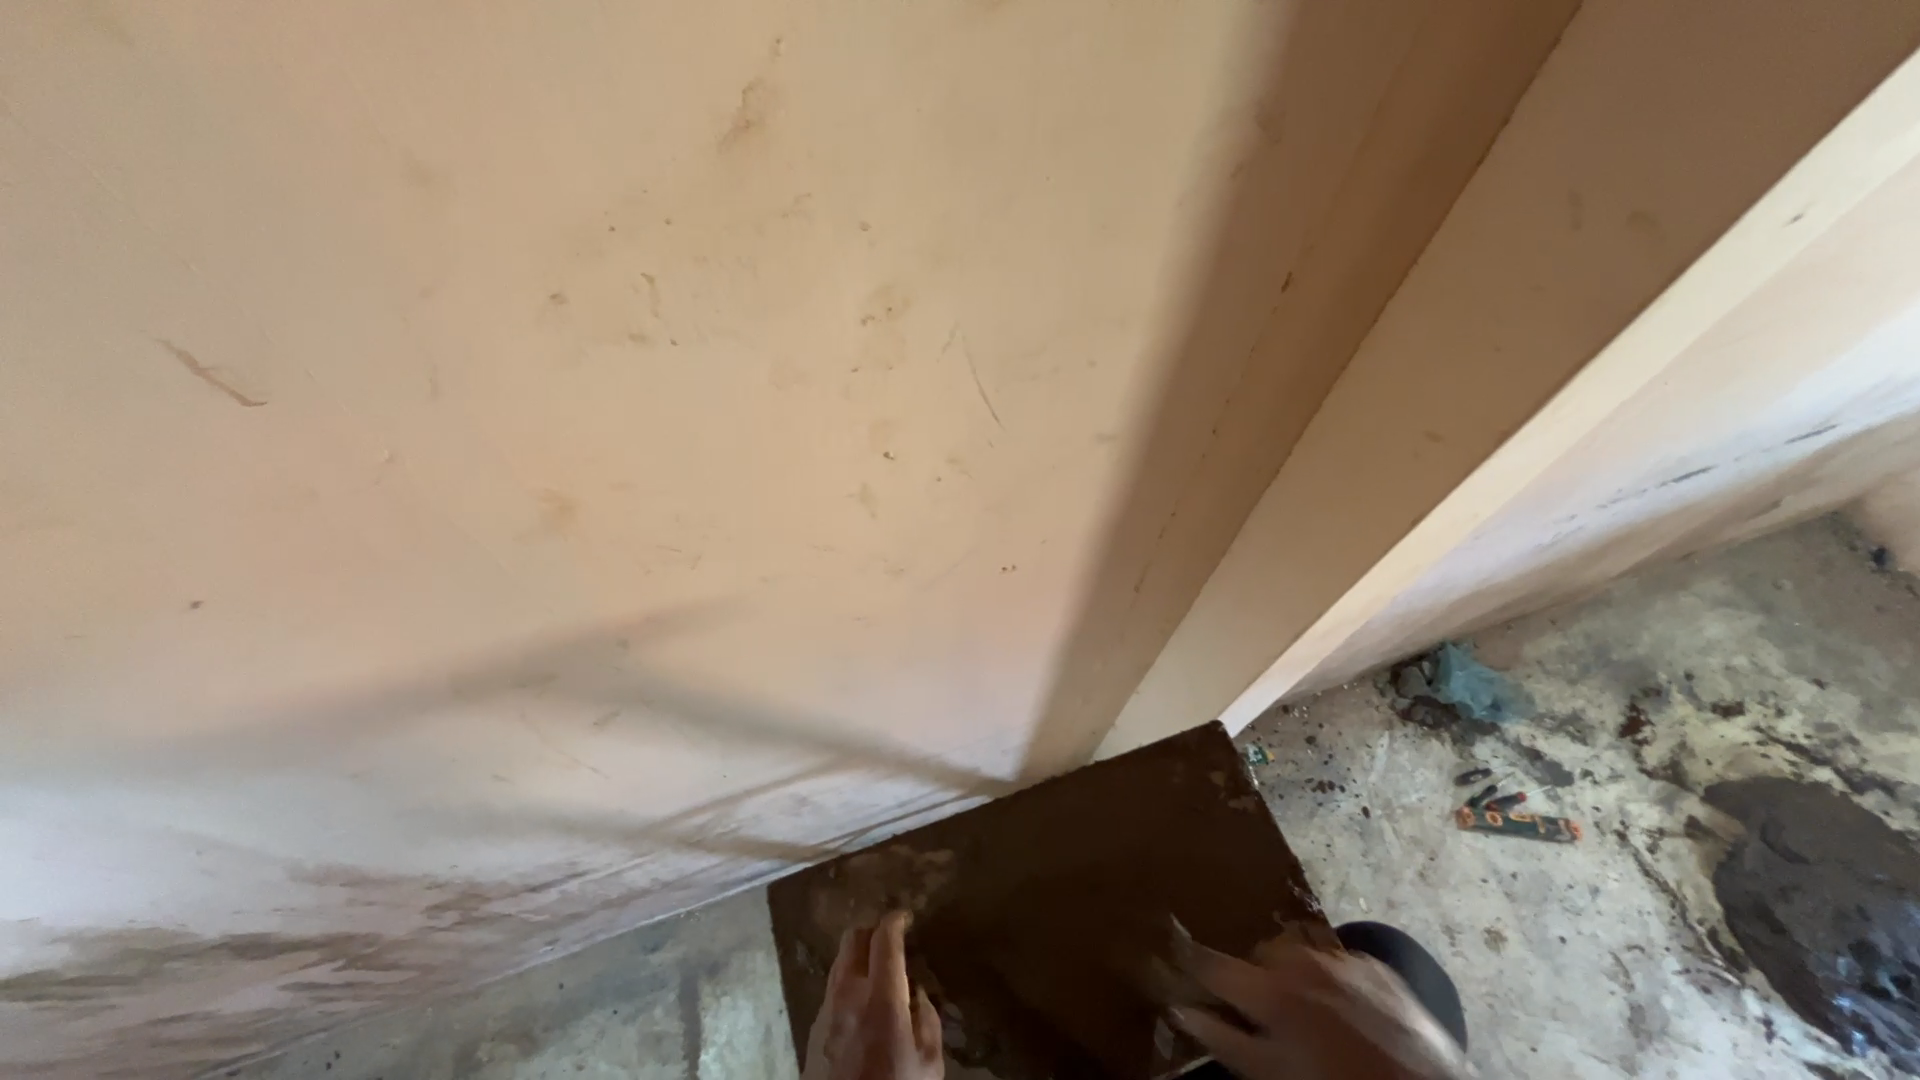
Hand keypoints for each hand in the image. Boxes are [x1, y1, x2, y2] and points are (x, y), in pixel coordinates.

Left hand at [802, 911, 944, 1079]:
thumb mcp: (928, 1064)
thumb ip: (926, 1020)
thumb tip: (916, 993)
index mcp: (881, 998)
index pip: (884, 939)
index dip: (896, 920)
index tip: (907, 916)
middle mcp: (848, 994)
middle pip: (853, 939)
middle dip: (873, 929)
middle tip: (892, 936)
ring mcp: (825, 1010)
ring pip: (840, 962)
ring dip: (859, 954)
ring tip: (879, 966)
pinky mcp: (813, 1028)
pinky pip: (832, 987)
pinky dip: (849, 980)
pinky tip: (863, 999)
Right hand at [1170, 938, 1472, 1079]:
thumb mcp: (1269, 1073)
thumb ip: (1221, 1039)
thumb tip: (1179, 1010)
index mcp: (1269, 989)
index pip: (1210, 963)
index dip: (1186, 958)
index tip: (1168, 952)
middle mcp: (1300, 960)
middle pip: (1256, 955)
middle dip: (1250, 975)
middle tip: (1256, 1010)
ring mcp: (1341, 958)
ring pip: (1296, 953)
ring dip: (1288, 973)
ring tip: (1299, 1010)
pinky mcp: (1375, 967)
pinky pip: (1336, 961)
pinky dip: (1327, 979)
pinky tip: (1338, 1011)